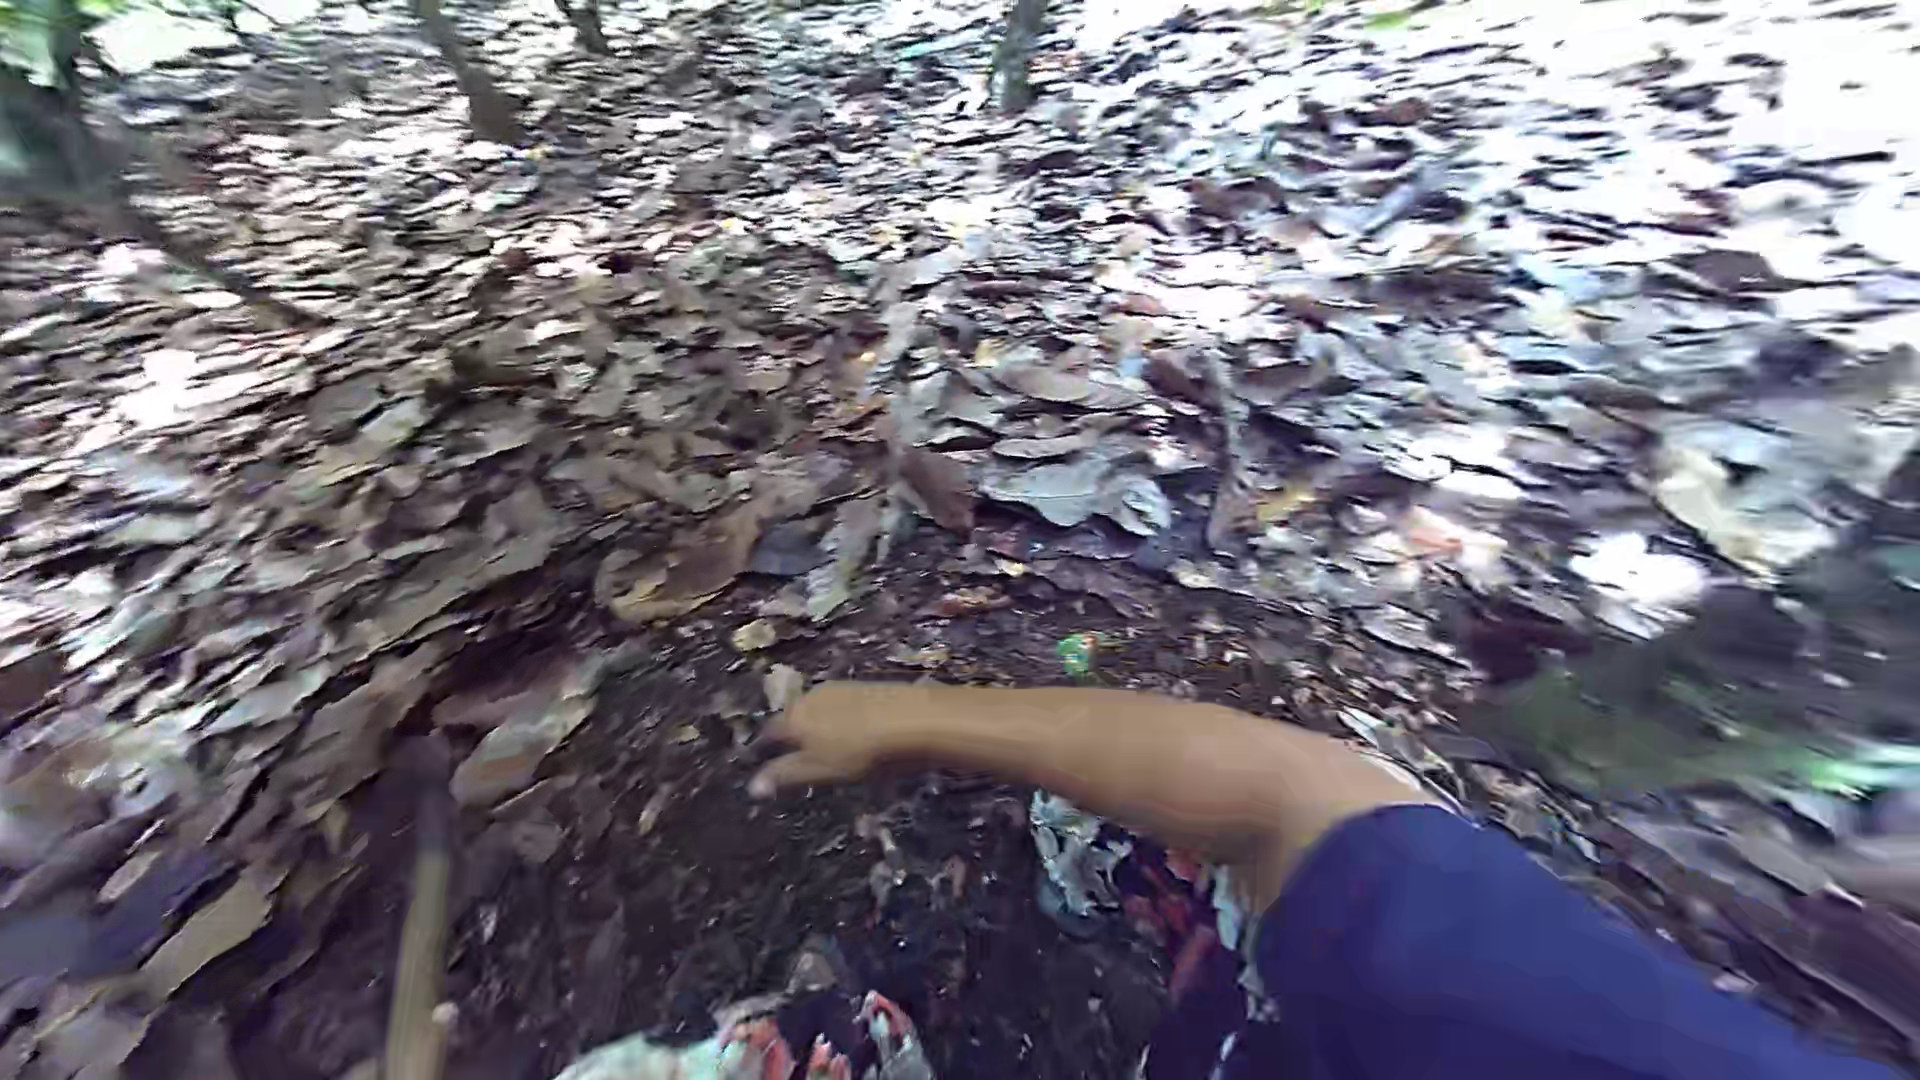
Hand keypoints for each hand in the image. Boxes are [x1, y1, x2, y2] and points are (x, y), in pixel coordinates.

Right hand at [749, 681, 916, 797]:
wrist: (910, 718)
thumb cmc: (859, 750)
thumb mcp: (820, 770)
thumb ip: (785, 775)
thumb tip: (751, 785)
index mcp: (794, 716)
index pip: (769, 732)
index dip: (765, 748)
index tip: (766, 762)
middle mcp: (811, 695)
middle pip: (794, 717)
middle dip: (794, 735)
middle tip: (801, 758)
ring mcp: (839, 687)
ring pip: (818, 709)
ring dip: (819, 726)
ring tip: (830, 747)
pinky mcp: (863, 686)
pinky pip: (842, 705)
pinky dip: (841, 719)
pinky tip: (856, 732)